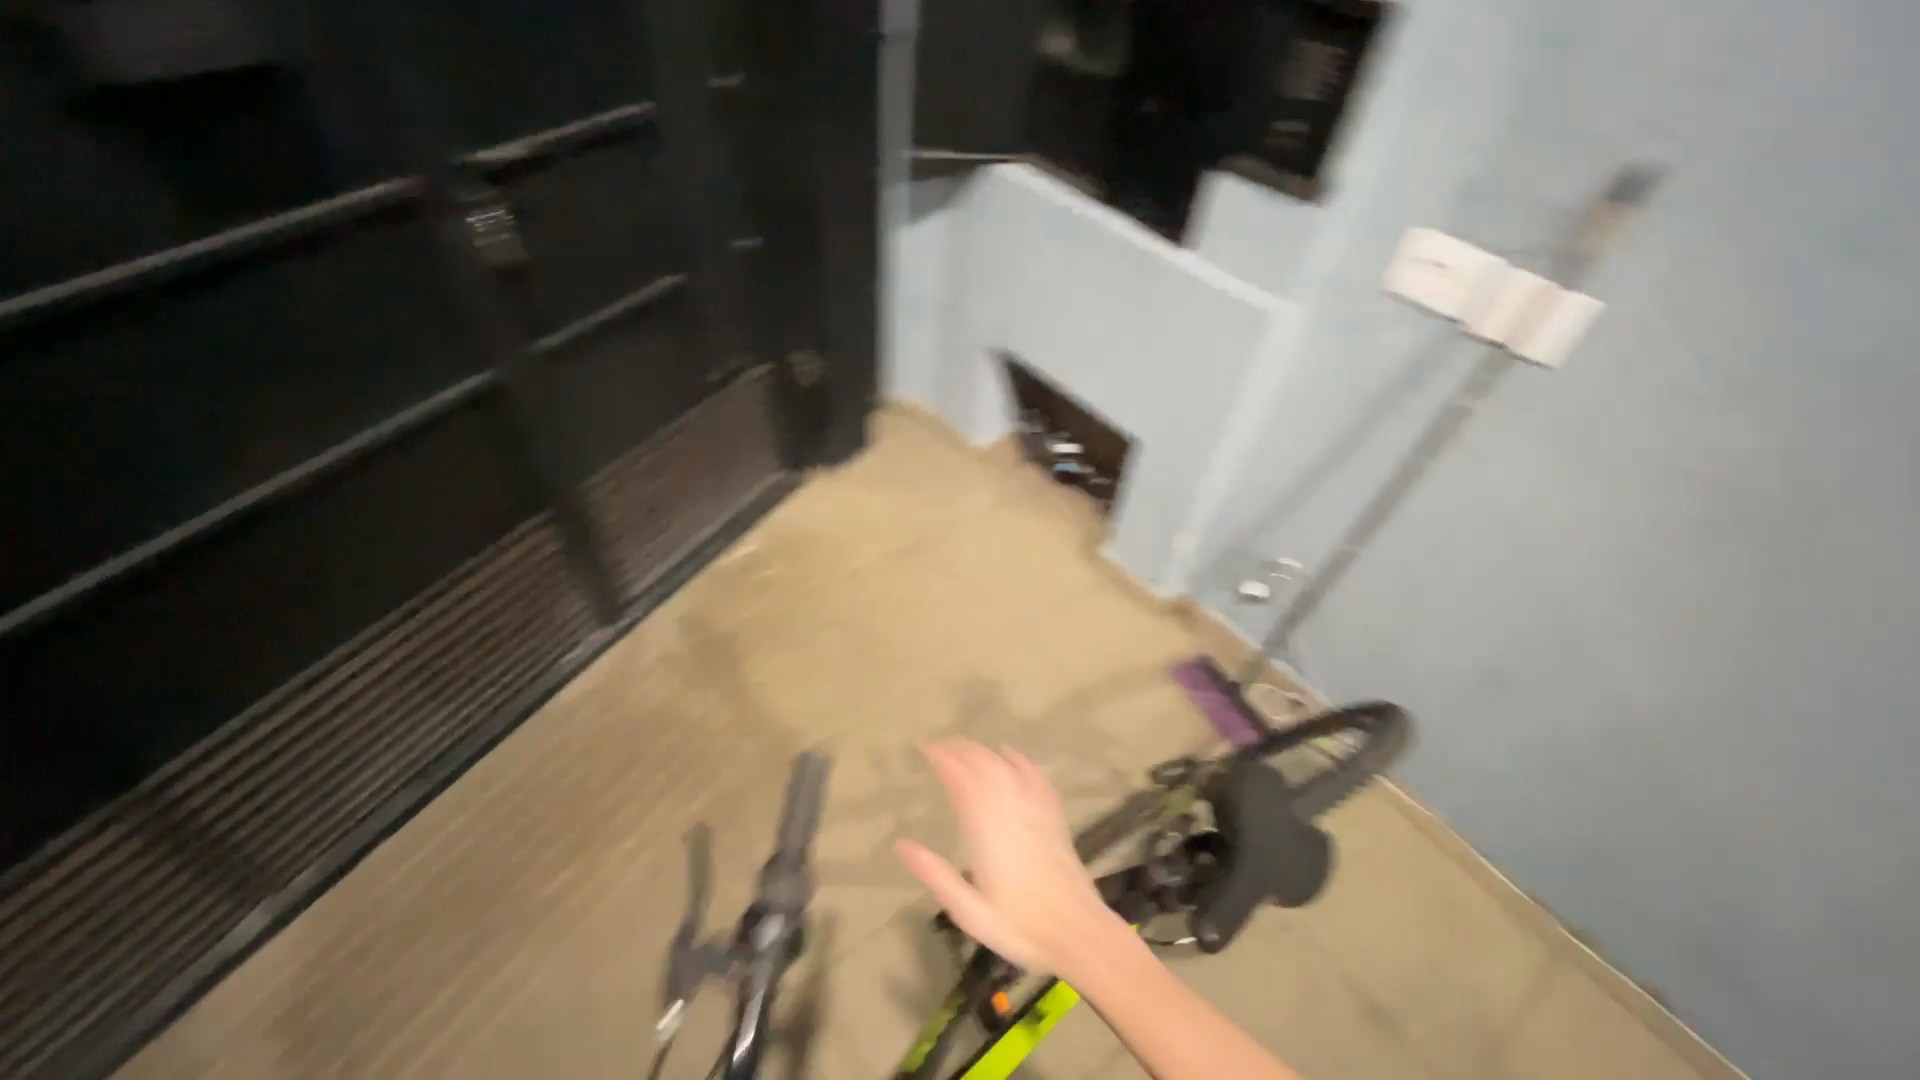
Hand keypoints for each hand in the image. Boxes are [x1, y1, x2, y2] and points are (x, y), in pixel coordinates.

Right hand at [894, 739, 1124, 974]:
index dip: (941, 758)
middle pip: (982, 764)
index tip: (922, 746)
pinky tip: (1010, 754)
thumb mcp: (969, 910)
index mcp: (986, 828)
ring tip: (962, 747)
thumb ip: (936, 875)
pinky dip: (1018, 760)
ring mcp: (1036, 809)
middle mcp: (1011, 808)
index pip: (960, 778)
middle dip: (958, 750)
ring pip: (1005, 765)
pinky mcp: (1054, 816)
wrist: (1078, 932)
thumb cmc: (1020, 925)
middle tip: (936, 744)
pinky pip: (1034, 776)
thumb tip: (900, 844)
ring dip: (982, 751)